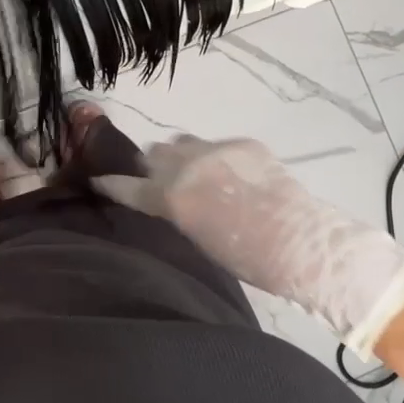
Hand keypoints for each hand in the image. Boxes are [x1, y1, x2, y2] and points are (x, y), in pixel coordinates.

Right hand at [94, 136, 403, 358]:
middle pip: (152, 154)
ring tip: (194, 175)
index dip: (111, 184)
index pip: (127, 186)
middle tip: (160, 183)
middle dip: (151, 167)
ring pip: (181, 143)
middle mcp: (186, 166)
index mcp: (172, 199)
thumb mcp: (196, 240)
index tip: (98, 180)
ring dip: (180, 156)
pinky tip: (231, 177)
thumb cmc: (247, 259)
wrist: (304, 244)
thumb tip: (164, 200)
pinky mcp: (242, 143)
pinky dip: (216, 159)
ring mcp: (215, 150)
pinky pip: (216, 145)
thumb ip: (173, 213)